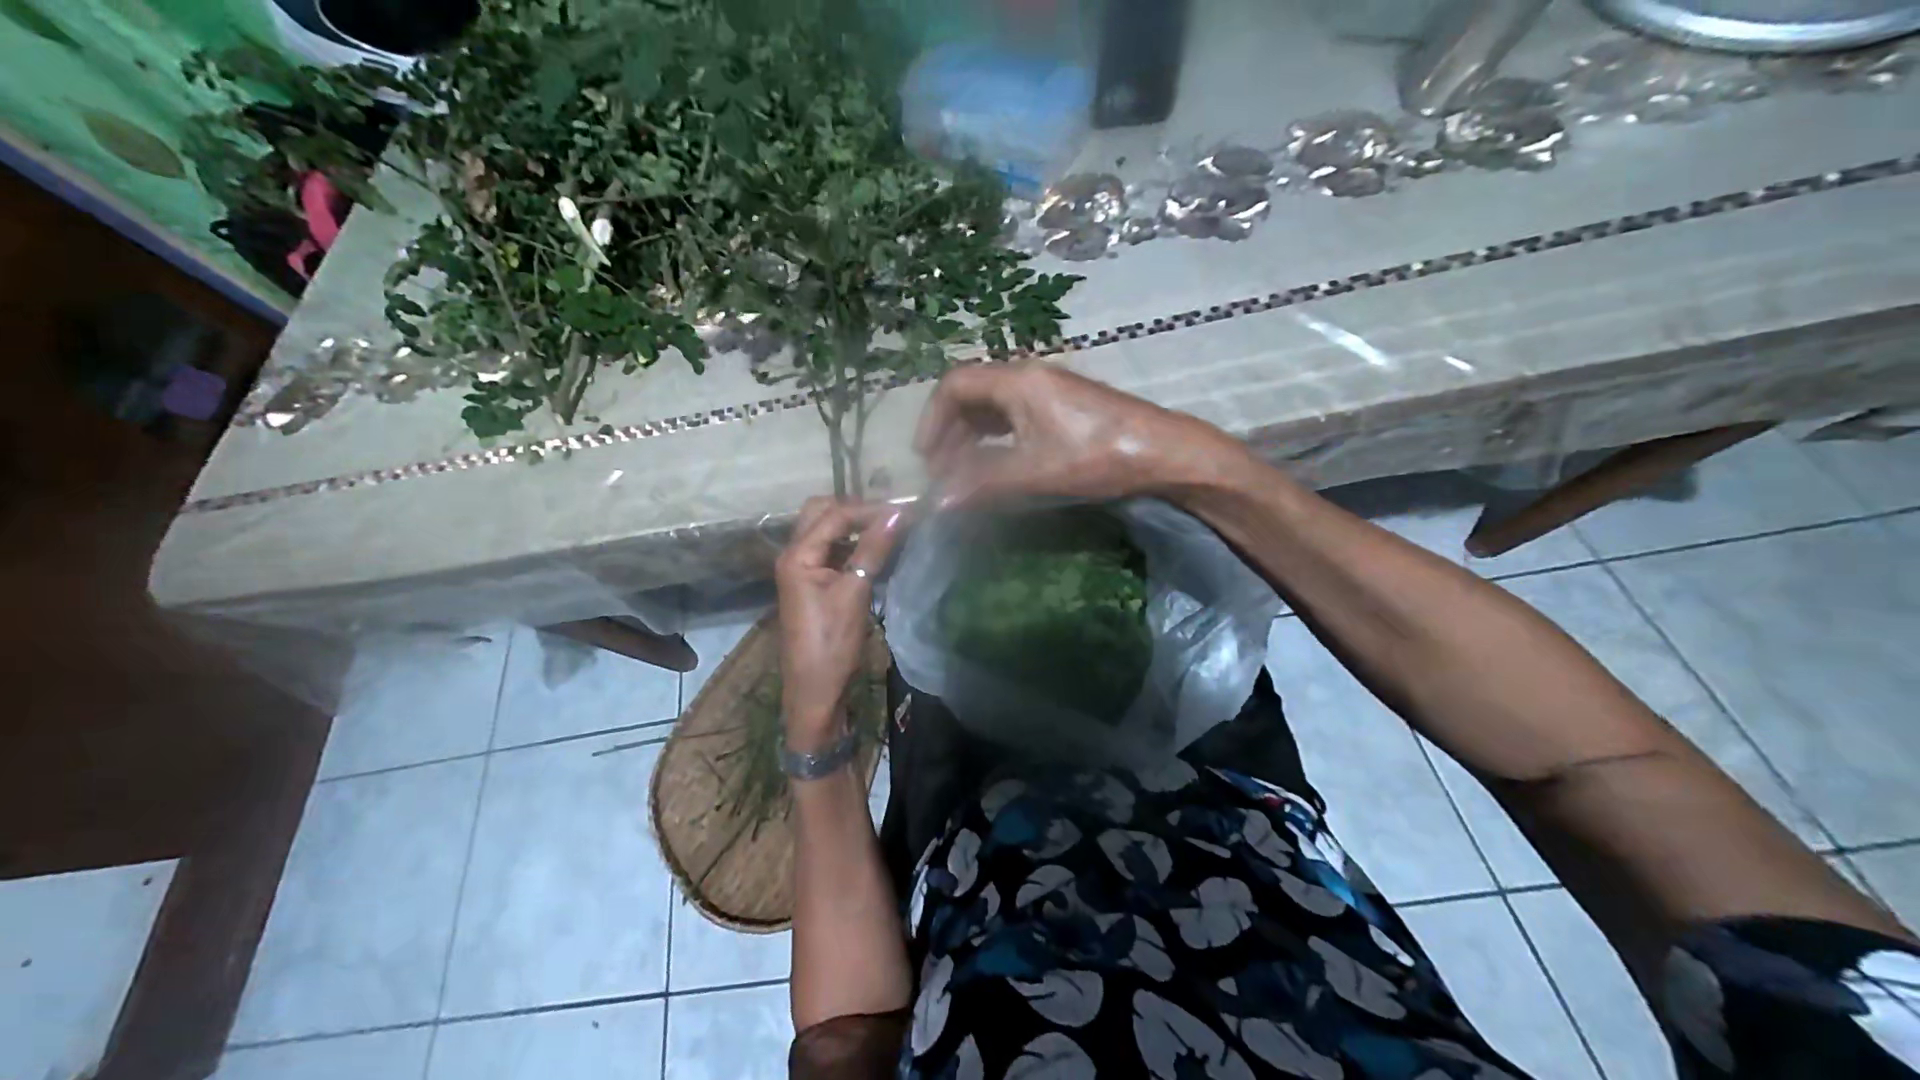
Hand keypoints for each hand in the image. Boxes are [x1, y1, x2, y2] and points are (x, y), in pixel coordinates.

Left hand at [775, 497, 906, 749]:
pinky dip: (853, 545)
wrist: (815, 691)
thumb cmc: (832, 644)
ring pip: (826, 531)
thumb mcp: (855, 593)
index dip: (870, 510)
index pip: (835, 515)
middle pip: (822, 513)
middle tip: (891, 518)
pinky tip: (879, 552)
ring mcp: (802, 570)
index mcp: (797, 555)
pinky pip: (831, 551)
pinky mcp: (812, 583)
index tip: (906, 511)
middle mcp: (794, 555)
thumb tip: (897, 513)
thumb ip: (874, 549)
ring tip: (890, 531)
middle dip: (856, 510)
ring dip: (855, 526)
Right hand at [913, 363, 1251, 507]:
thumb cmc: (1097, 456)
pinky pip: (1014, 414)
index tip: (927, 458)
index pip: (955, 384)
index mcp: (1017, 380)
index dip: (933, 419)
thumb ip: (982, 482)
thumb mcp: (1034, 471)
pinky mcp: (1062, 406)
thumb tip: (939, 502)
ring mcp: (1048, 389)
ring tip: (966, 472)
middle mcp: (1029, 376)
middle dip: (950, 430)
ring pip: (992, 405)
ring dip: (972, 436)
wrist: (1162, 453)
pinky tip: (997, 464)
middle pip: (971, 393)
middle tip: (944, 471)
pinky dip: (995, 437)